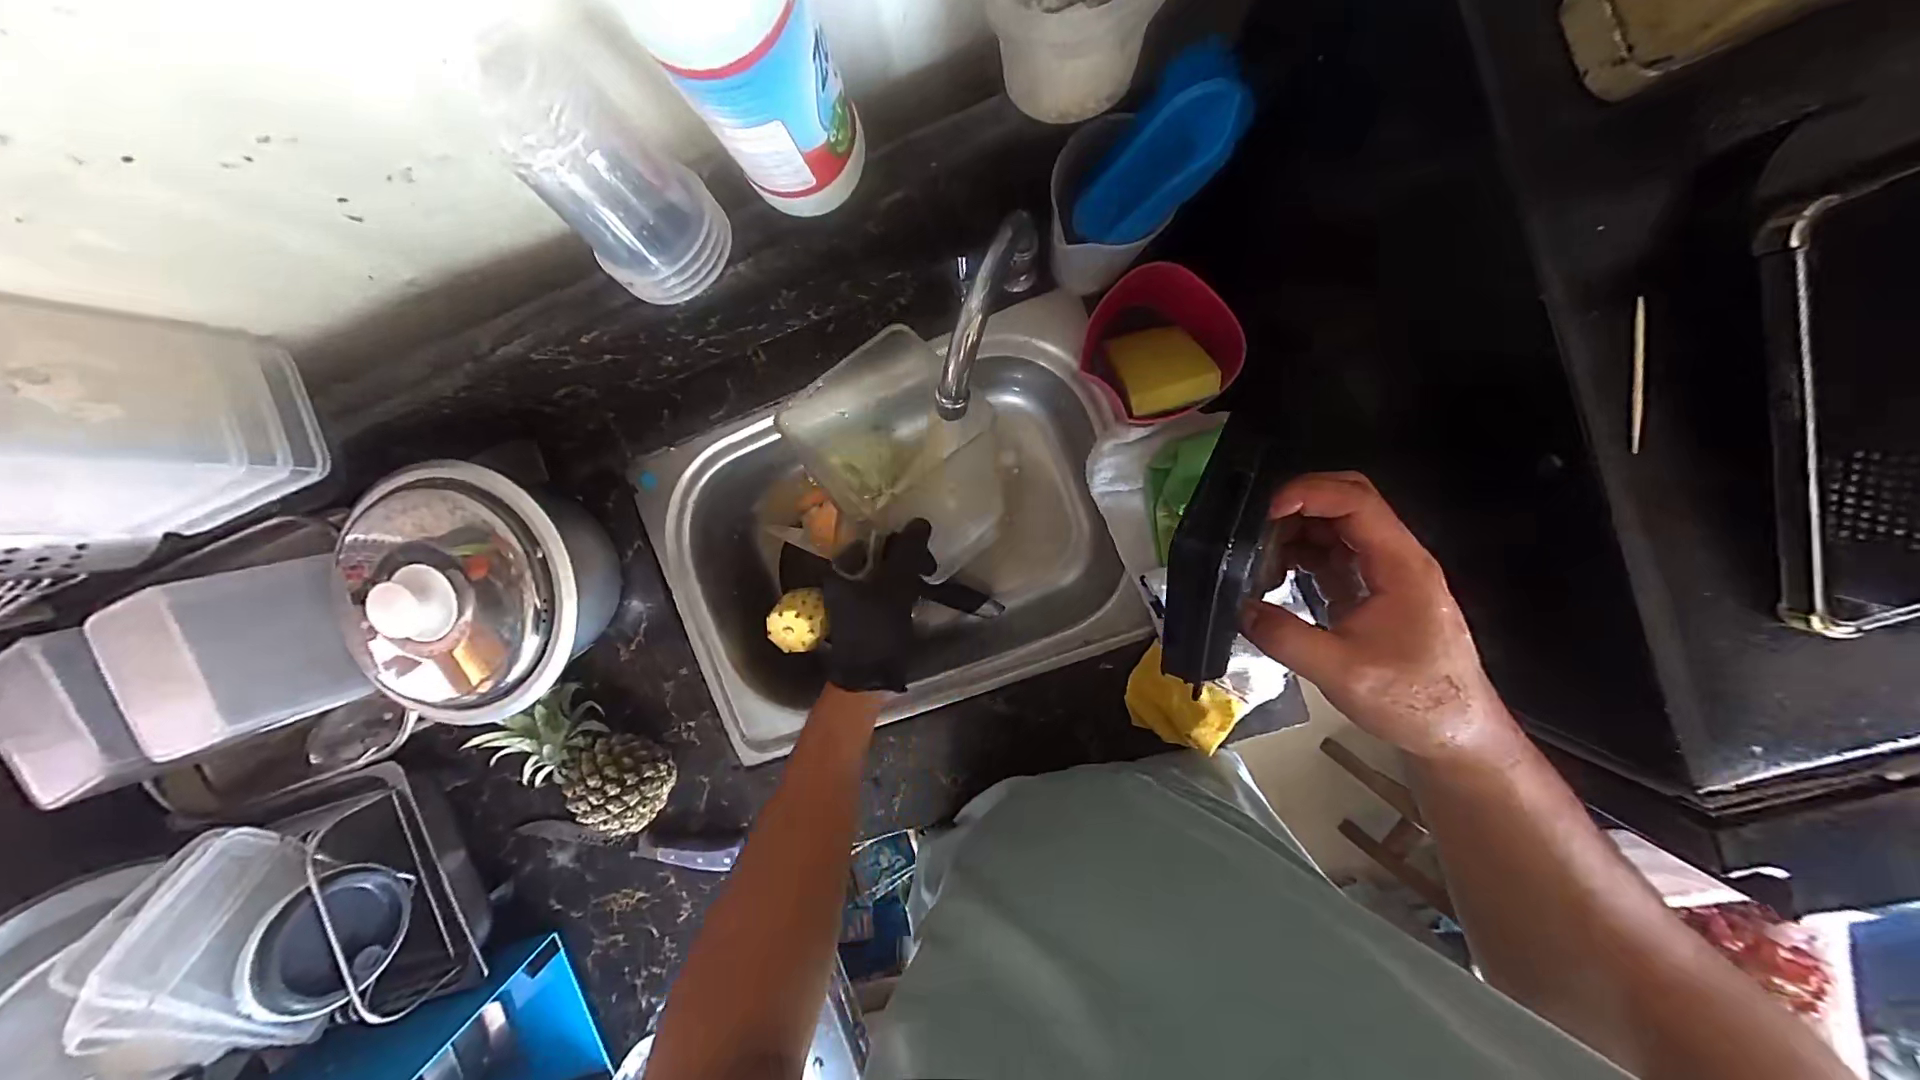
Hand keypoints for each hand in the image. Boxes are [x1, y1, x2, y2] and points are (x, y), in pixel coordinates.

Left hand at [820, 520, 935, 691]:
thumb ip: (907, 553)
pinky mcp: (859, 611)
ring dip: (903, 571)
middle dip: (903, 555)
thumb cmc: (877, 630)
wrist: (867, 680)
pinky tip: (914, 593)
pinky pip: (880, 587)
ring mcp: (847, 596)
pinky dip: (897, 586)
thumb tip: (919, 521)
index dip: (895, 537)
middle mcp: (837, 578)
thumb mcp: (895, 587)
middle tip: (927, 567)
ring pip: (879, 570)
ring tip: (926, 580)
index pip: (866, 535)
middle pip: (873, 552)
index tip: (919, 548)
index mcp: (837, 568)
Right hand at [1239, 472, 1521, 764]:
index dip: (1309, 494)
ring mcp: (1384, 575)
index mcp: (1400, 565)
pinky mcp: (1371, 593)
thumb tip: (1240, 609)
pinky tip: (1274, 575)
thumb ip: (1286, 637)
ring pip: (1337, 529)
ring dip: (1296, 532)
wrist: (1455, 734)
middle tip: (1255, 526)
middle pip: (1348, 503)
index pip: (1356, 502)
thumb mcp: (1341, 672)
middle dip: (1299, 504)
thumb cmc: (1412, 701)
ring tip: (1258, 556)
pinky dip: (1301, 556)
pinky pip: (1333, 557)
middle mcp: (1395, 559)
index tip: (1266, 510)